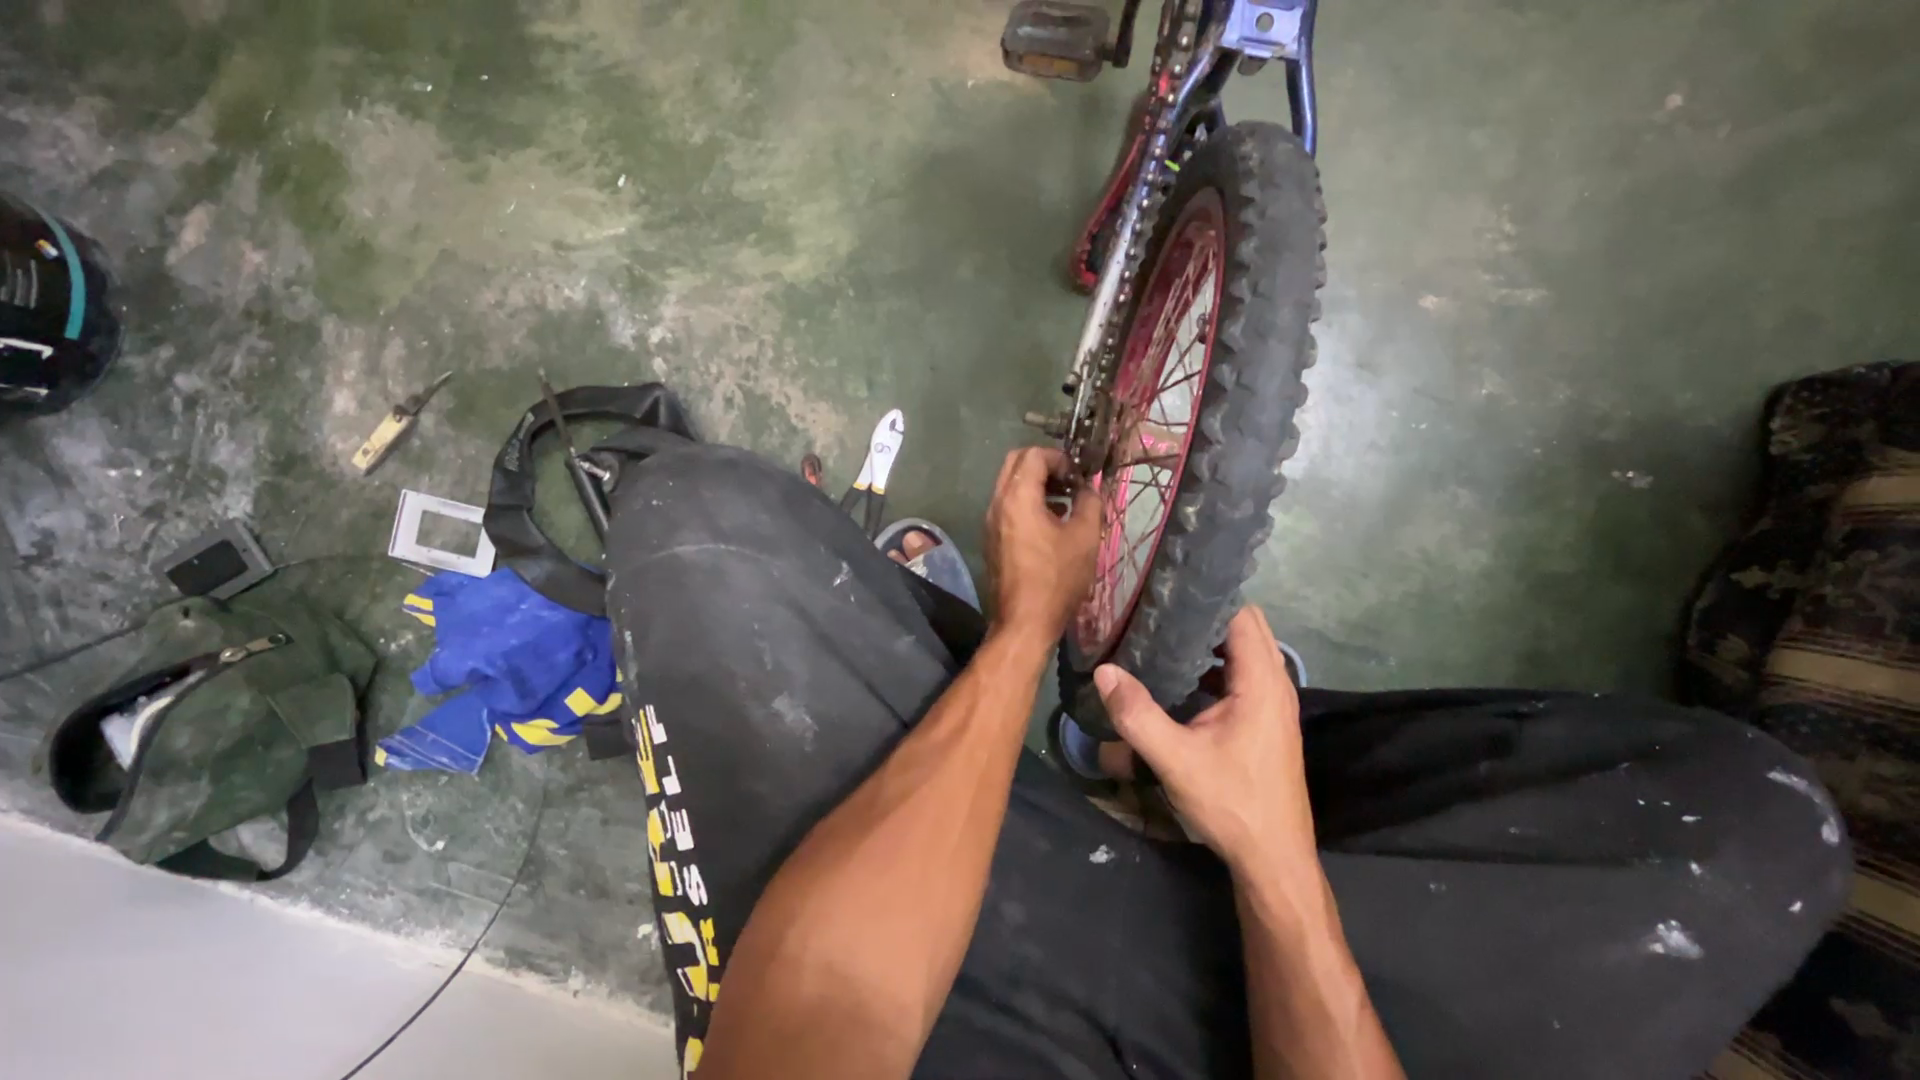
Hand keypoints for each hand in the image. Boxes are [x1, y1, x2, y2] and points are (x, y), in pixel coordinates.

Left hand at [984, 447, 1102, 641]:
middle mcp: (997, 504)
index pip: (1033, 455)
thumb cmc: (1057, 579)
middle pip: (1015, 464)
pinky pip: (1008, 507)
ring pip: (1009, 486)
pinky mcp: (992, 539)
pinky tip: (1052, 523)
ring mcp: (990, 523)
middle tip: (1070, 481)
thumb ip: (1090, 503)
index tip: (1079, 475)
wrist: (1024, 622)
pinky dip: (1028, 503)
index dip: (1059, 458)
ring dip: (1036, 485)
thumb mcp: (1085, 538)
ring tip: (1066, 502)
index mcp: (1017, 498)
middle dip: (1044, 465)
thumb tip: (1089, 488)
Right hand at [1093, 606, 1313, 869]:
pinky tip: (1177, 674)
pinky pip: (1240, 674)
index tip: (1164, 590)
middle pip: (1244, 627)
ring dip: (1208, 640)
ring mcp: (1273, 703)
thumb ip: (1137, 714)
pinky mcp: (1264, 719)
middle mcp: (1274, 684)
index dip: (1206, 597)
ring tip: (1160, 633)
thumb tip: (1104, 671)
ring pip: (1243, 651)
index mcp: (1261, 683)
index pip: (1240, 614)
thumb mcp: (1176, 760)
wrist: (1273, 857)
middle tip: (1155, 610)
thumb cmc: (1232, 804)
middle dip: (1203, 614)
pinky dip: (1214, 664)